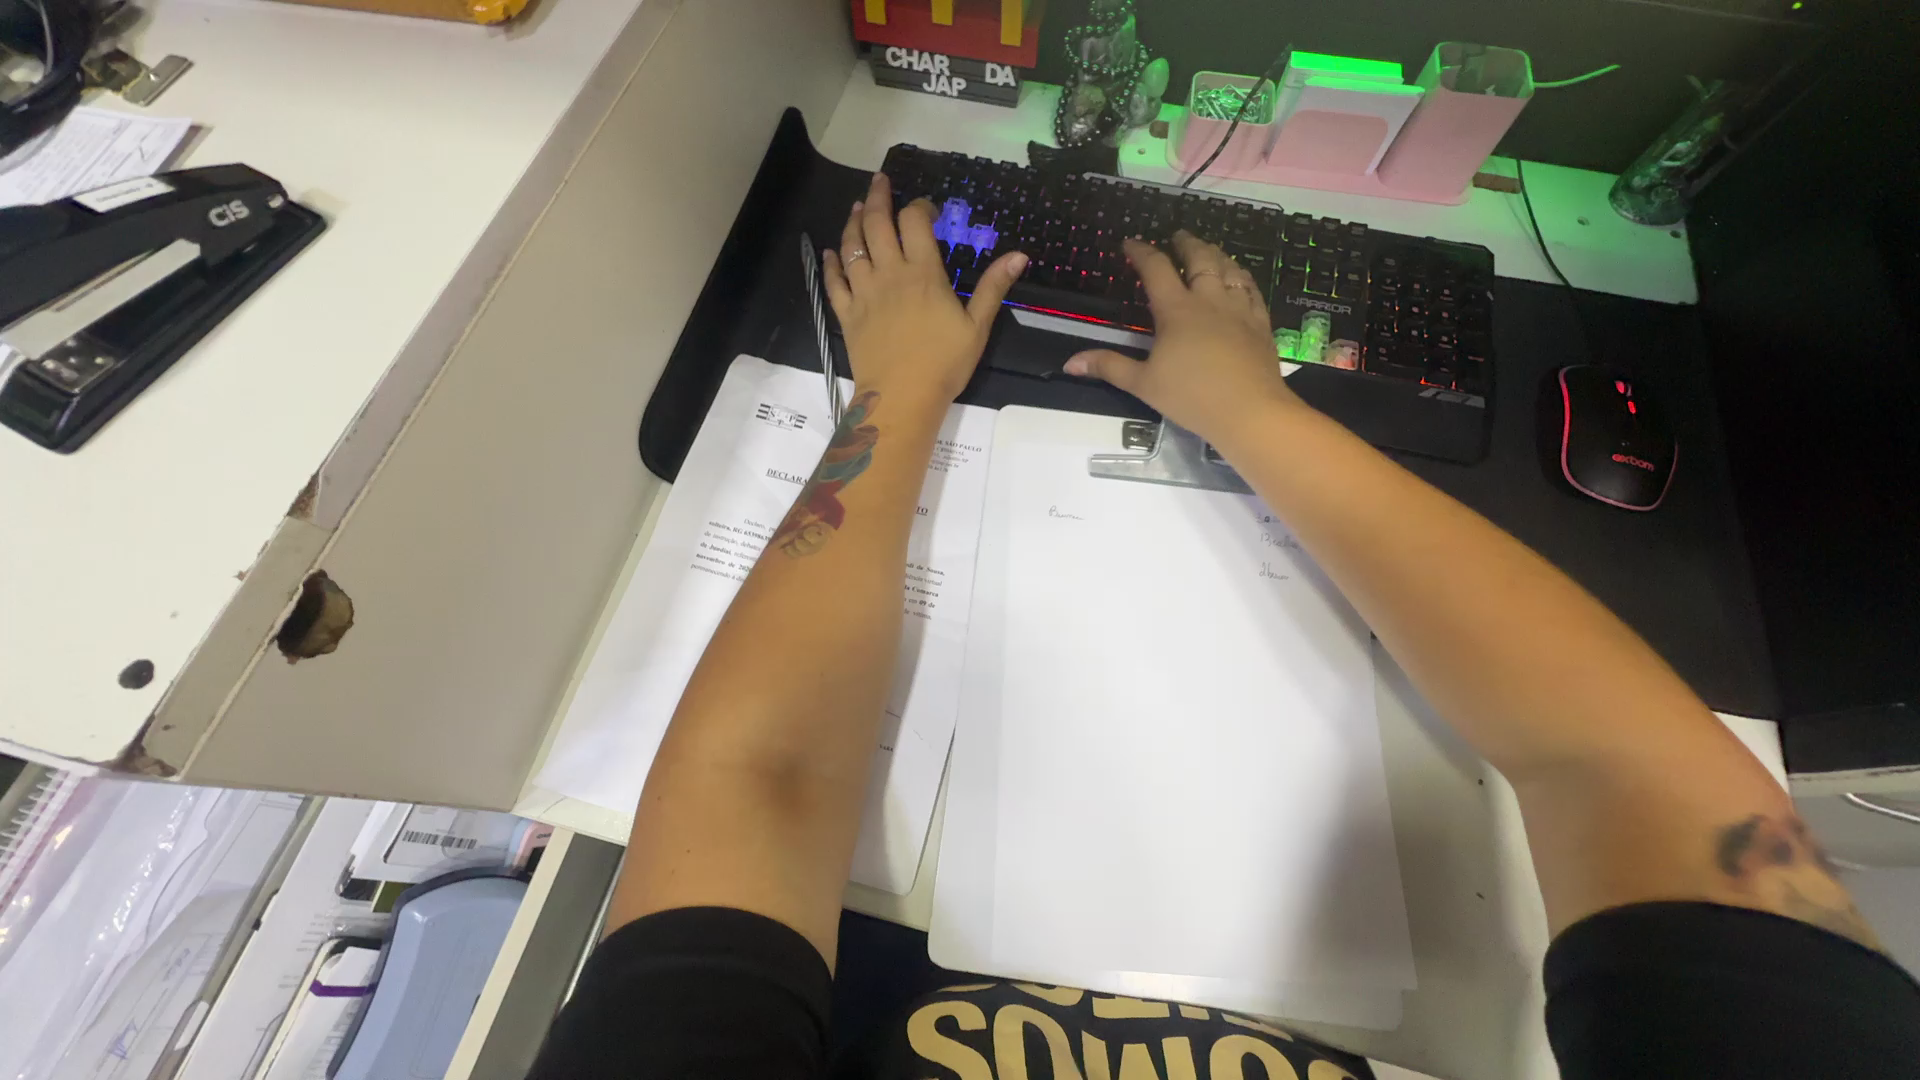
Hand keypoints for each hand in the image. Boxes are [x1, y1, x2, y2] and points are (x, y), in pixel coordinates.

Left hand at [824, 173, 1027, 415]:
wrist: (902, 398)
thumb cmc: (944, 365)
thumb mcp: (977, 327)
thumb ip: (993, 288)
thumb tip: (1018, 256)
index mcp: (923, 274)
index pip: (915, 222)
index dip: (920, 207)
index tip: (928, 209)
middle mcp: (889, 274)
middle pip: (877, 223)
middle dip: (878, 197)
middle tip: (879, 182)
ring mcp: (864, 293)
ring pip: (852, 246)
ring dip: (853, 222)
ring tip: (856, 208)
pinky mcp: (847, 313)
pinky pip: (834, 282)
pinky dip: (831, 263)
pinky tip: (830, 252)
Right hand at [1063, 232, 1303, 447]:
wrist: (1248, 410)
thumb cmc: (1190, 396)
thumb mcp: (1142, 384)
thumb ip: (1109, 367)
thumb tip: (1071, 363)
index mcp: (1176, 310)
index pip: (1155, 269)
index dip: (1141, 252)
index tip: (1129, 244)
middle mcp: (1209, 300)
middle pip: (1199, 259)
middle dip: (1186, 243)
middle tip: (1178, 235)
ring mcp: (1238, 309)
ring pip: (1229, 269)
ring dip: (1216, 254)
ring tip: (1209, 251)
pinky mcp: (1260, 323)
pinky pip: (1252, 289)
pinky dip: (1242, 277)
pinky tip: (1240, 280)